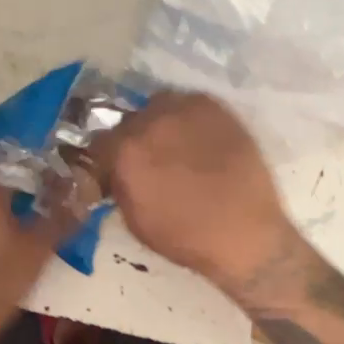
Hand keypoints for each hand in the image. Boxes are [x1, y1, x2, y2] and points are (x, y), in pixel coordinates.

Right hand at [95, 93, 301, 294]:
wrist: (244, 232)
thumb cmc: (184, 237)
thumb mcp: (135, 221)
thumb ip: (118, 186)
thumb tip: (115, 172)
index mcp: (126, 151)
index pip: (99, 142)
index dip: (105, 159)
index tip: (113, 171)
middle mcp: (151, 121)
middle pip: (129, 121)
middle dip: (132, 140)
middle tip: (147, 160)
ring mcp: (185, 109)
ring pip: (158, 107)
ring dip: (158, 124)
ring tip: (173, 147)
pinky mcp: (215, 107)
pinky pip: (189, 105)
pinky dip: (186, 120)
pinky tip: (196, 142)